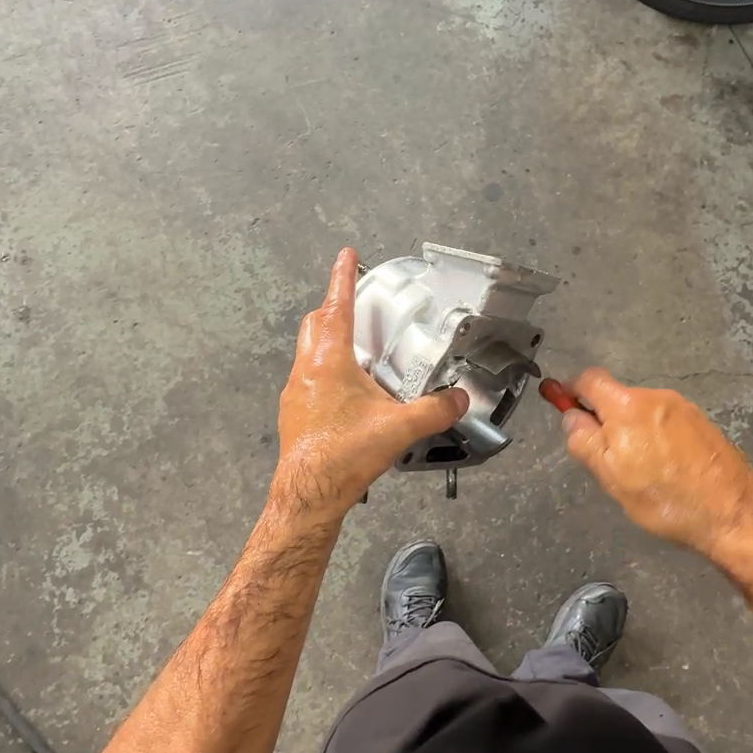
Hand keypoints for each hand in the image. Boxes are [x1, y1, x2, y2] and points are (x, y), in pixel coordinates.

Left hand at [272, 249, 469, 523]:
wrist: (307, 496)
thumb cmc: (341, 458)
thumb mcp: (399, 429)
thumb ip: (435, 410)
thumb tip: (457, 399)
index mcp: (329, 361)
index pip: (336, 306)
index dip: (343, 277)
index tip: (346, 256)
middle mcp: (307, 370)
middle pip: (315, 323)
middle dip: (333, 307)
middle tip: (353, 303)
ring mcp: (296, 392)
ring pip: (309, 351)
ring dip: (330, 341)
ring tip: (358, 351)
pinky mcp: (295, 413)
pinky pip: (309, 379)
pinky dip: (327, 372)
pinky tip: (350, 395)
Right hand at [560, 367, 752, 557]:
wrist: (734, 514)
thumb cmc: (665, 499)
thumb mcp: (610, 476)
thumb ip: (583, 440)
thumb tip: (570, 415)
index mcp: (627, 405)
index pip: (589, 378)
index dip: (572, 390)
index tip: (567, 409)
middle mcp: (655, 396)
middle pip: (616, 396)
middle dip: (606, 420)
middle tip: (609, 460)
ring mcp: (683, 407)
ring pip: (641, 411)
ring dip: (633, 431)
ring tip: (643, 471)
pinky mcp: (702, 423)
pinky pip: (665, 421)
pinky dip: (656, 438)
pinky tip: (667, 469)